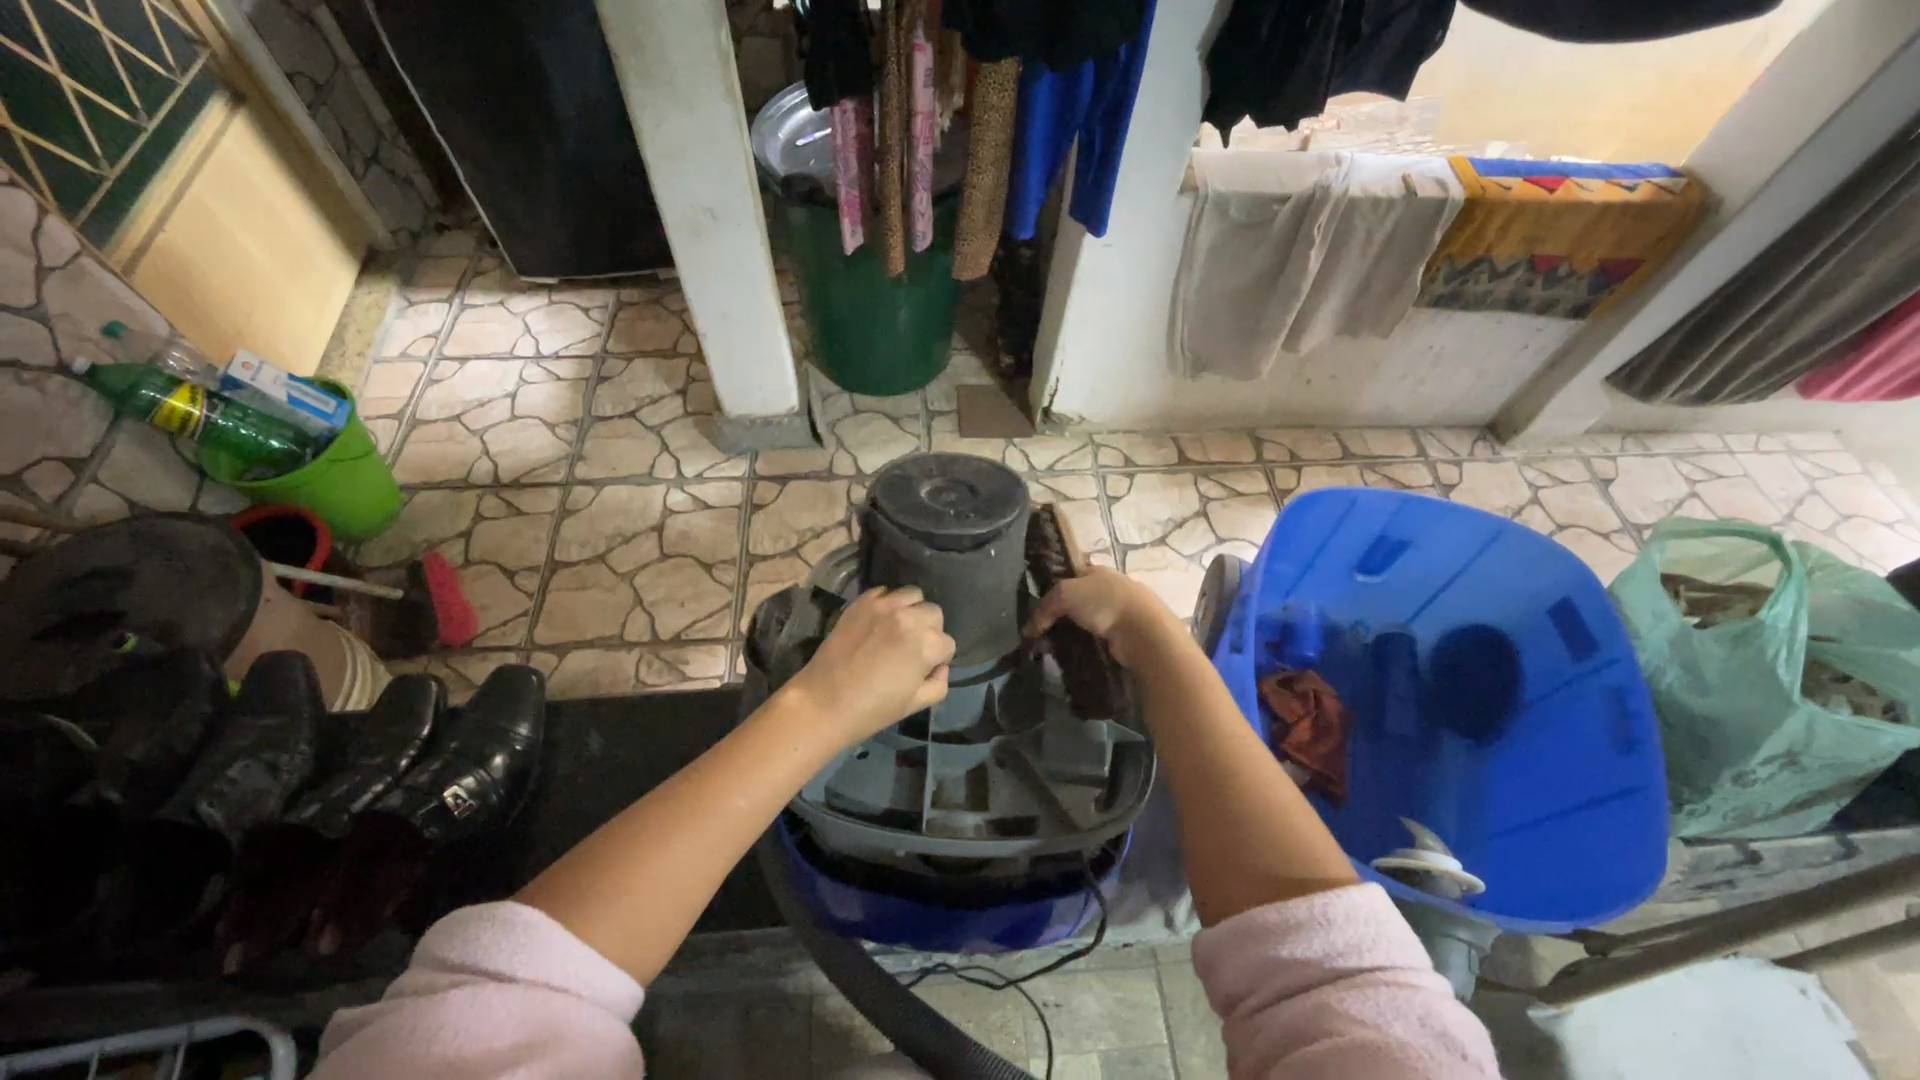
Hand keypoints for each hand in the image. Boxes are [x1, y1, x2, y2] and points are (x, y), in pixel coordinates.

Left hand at [780, 586, 955, 741]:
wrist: (824, 702)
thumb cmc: (872, 710)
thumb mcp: (916, 704)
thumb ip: (939, 683)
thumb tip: (940, 666)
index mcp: (926, 644)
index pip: (947, 643)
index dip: (939, 658)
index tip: (925, 669)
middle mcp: (909, 618)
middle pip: (933, 613)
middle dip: (929, 630)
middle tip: (913, 647)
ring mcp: (883, 606)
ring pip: (913, 594)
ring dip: (911, 610)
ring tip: (898, 628)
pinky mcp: (861, 602)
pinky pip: (884, 592)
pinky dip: (887, 602)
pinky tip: (879, 621)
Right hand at [1027, 567, 1186, 668]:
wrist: (1143, 631)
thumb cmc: (1104, 602)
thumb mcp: (1065, 594)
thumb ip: (1044, 608)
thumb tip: (1028, 630)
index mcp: (1098, 571)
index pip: (1070, 576)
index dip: (1053, 590)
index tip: (1039, 610)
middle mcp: (1110, 588)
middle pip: (1077, 601)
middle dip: (1059, 617)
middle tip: (1042, 635)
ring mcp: (1121, 612)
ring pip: (1087, 622)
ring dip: (1071, 635)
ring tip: (1054, 650)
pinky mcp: (1126, 635)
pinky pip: (1098, 639)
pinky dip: (1085, 646)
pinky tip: (1074, 655)